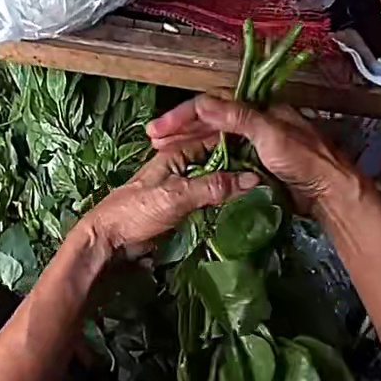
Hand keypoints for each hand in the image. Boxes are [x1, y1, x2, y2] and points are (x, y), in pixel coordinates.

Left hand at [76, 141, 260, 255]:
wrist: (109, 240)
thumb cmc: (135, 211)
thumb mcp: (177, 195)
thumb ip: (213, 187)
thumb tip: (251, 178)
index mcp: (177, 154)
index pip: (215, 140)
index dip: (240, 143)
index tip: (267, 151)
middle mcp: (181, 167)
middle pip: (218, 163)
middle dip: (240, 167)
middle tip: (271, 174)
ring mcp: (182, 189)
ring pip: (214, 183)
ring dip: (233, 188)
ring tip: (264, 191)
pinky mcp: (181, 209)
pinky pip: (208, 202)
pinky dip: (222, 204)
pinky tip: (241, 208)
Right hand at [147, 94, 364, 215]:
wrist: (329, 193)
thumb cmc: (304, 160)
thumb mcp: (270, 134)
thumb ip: (238, 117)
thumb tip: (203, 104)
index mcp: (258, 108)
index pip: (212, 104)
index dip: (184, 114)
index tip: (159, 128)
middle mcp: (254, 122)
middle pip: (209, 120)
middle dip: (180, 128)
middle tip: (152, 139)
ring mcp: (254, 144)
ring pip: (213, 139)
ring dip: (187, 143)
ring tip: (161, 151)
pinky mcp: (255, 164)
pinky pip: (223, 157)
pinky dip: (203, 159)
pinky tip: (187, 166)